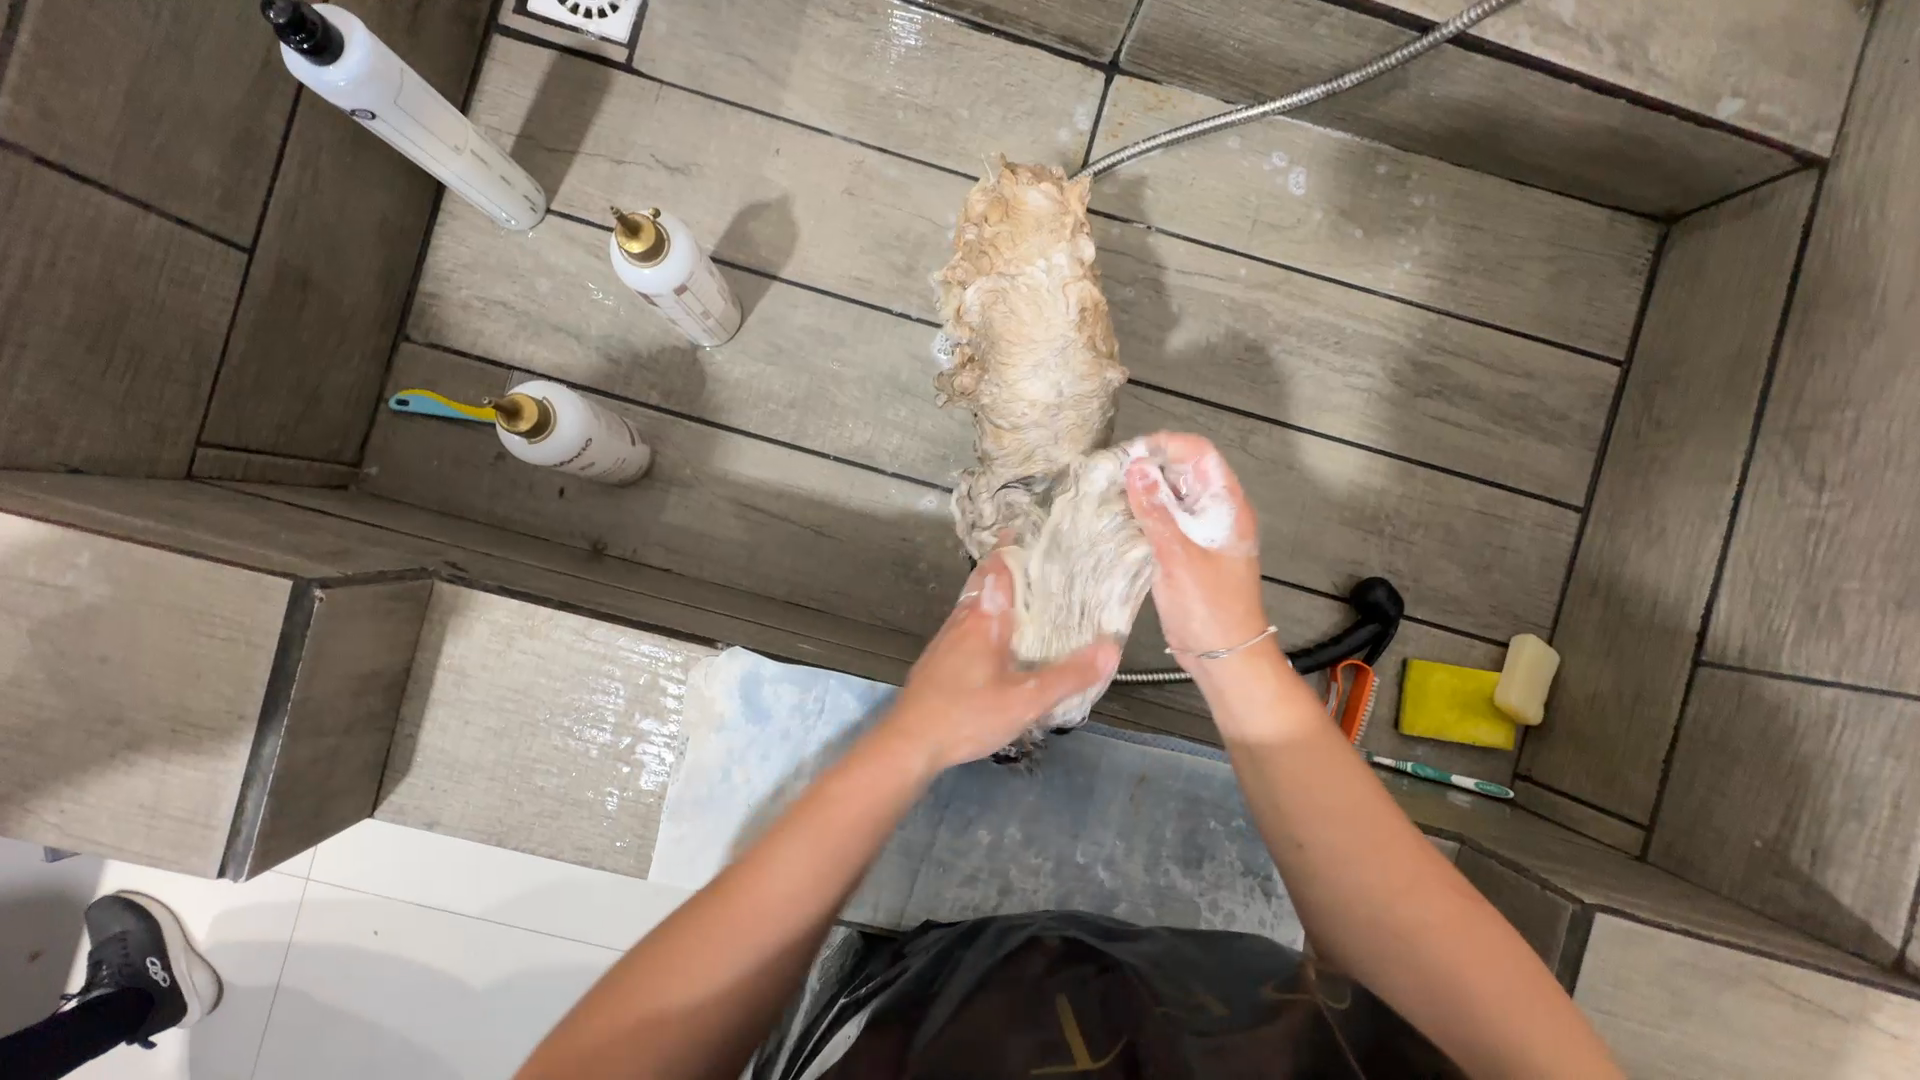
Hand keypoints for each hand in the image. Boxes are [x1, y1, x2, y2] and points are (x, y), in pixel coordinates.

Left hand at [882, 551, 1120, 771]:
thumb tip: (1111, 648)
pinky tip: (1001, 641)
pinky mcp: (940, 660)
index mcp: (984, 618)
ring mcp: (947, 639)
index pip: (999, 567)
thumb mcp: (1025, 701)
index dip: (1013, 545)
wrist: (909, 742)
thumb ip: (1068, 676)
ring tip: (1030, 599)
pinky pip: (968, 626)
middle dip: (1011, 569)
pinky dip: (988, 620)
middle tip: (1043, 564)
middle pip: (986, 582)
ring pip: (976, 605)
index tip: (1033, 528)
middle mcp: (963, 619)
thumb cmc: (966, 715)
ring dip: (999, 596)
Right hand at [1124, 433, 1270, 674]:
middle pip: (1183, 472)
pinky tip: (1116, 523)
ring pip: (1171, 498)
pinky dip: (1142, 518)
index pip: (1199, 453)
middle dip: (1147, 468)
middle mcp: (1216, 513)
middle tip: (1109, 476)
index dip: (1165, 445)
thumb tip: (1135, 466)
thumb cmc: (1209, 608)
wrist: (1223, 657)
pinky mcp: (1187, 553)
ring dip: (1141, 494)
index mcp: (1226, 506)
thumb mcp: (1177, 557)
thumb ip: (1155, 511)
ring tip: (1106, 496)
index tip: (1128, 455)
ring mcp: (1201, 534)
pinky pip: (1164, 523)